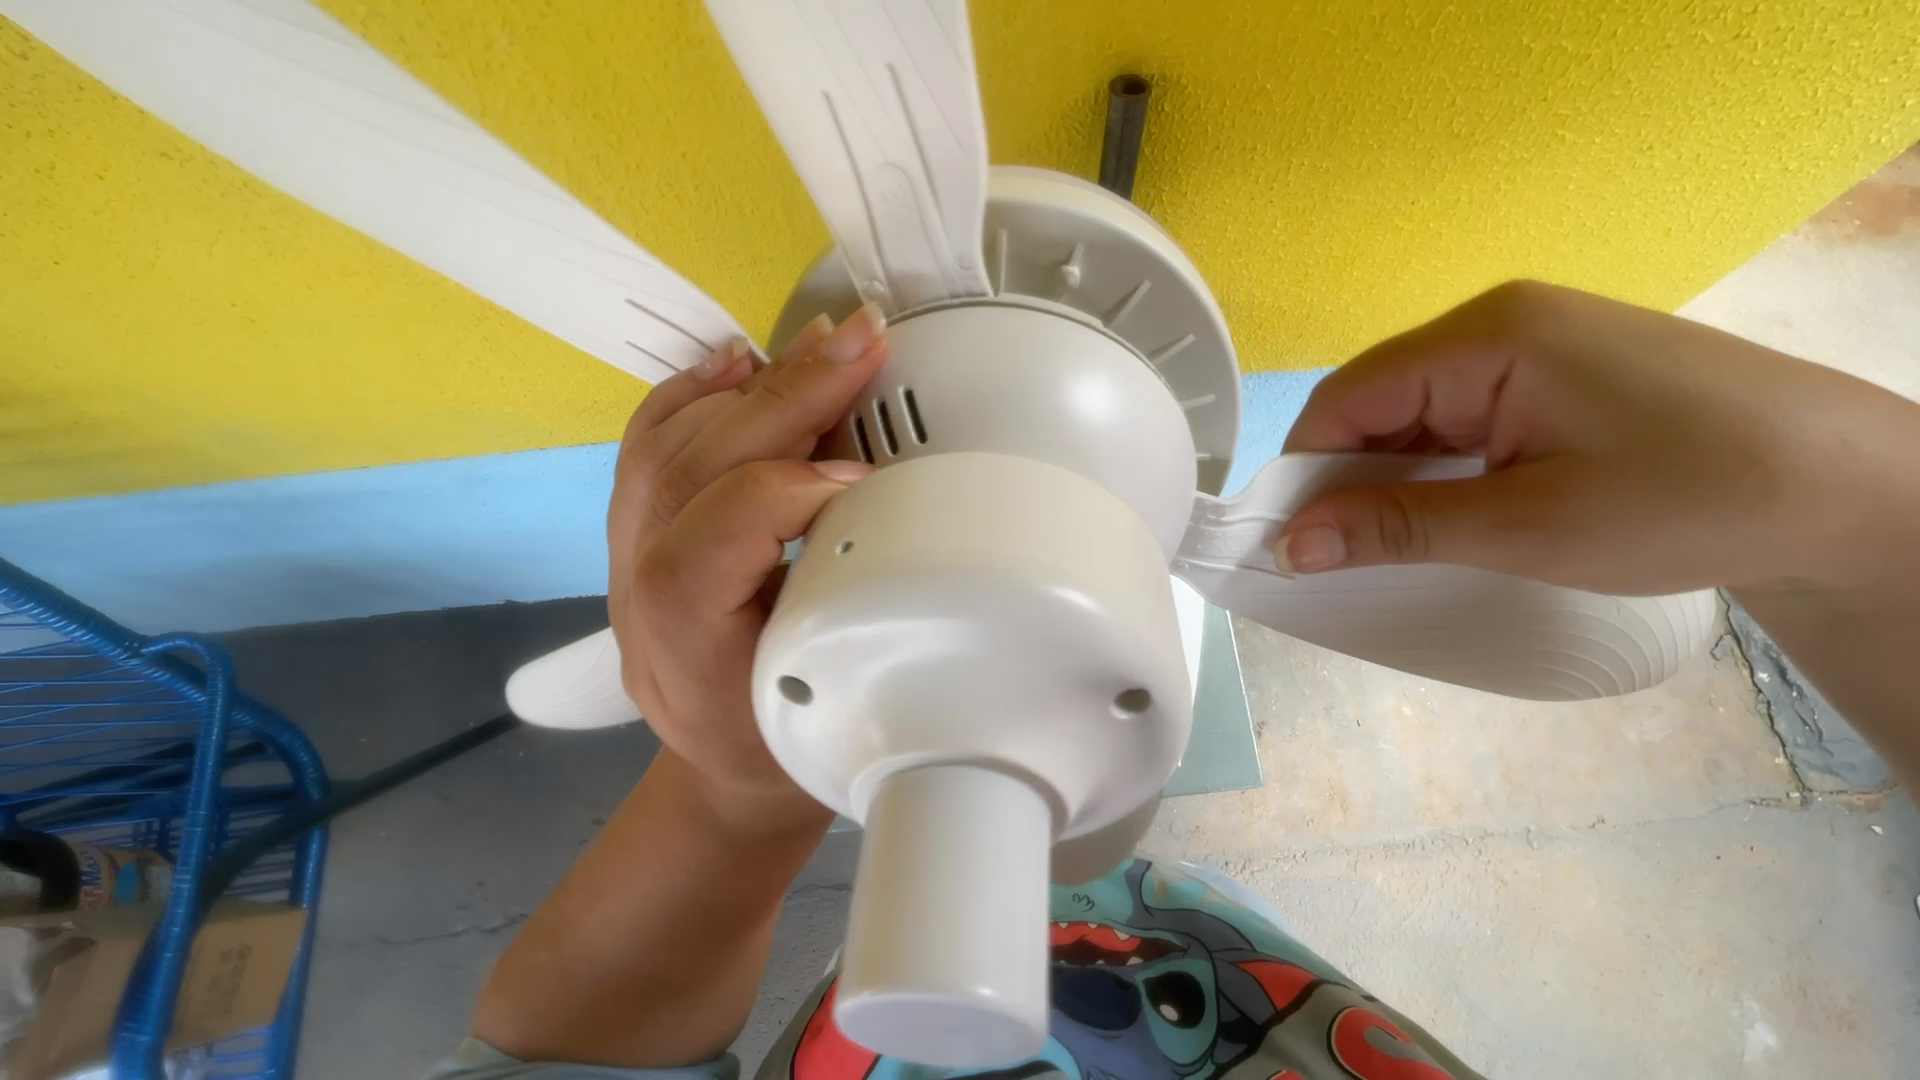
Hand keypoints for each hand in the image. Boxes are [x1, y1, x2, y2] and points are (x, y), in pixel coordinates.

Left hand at [606, 304, 887, 828]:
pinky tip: (740, 361)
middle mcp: (641, 607)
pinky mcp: (637, 535)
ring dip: (748, 387)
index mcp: (691, 664)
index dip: (777, 497)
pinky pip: (647, 447)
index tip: (862, 476)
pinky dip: (694, 393)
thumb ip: (858, 611)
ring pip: (662, 452)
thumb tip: (883, 501)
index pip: (697, 558)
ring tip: (819, 346)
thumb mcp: (843, 705)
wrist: (733, 769)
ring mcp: (627, 565)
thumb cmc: (798, 746)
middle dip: (780, 401)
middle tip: (860, 347)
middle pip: (685, 477)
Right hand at [1277, 280, 1919, 596]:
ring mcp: (1530, 344)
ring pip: (1414, 413)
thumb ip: (1396, 527)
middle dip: (1349, 478)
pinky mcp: (1555, 371)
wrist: (1865, 493)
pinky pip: (1458, 416)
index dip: (1305, 470)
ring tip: (1401, 540)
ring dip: (1394, 477)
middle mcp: (1498, 324)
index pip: (1346, 398)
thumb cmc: (1692, 501)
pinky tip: (1452, 511)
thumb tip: (1290, 546)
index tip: (1292, 542)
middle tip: (1345, 554)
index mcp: (1486, 338)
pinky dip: (1437, 468)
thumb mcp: (1525, 527)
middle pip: (1375, 402)